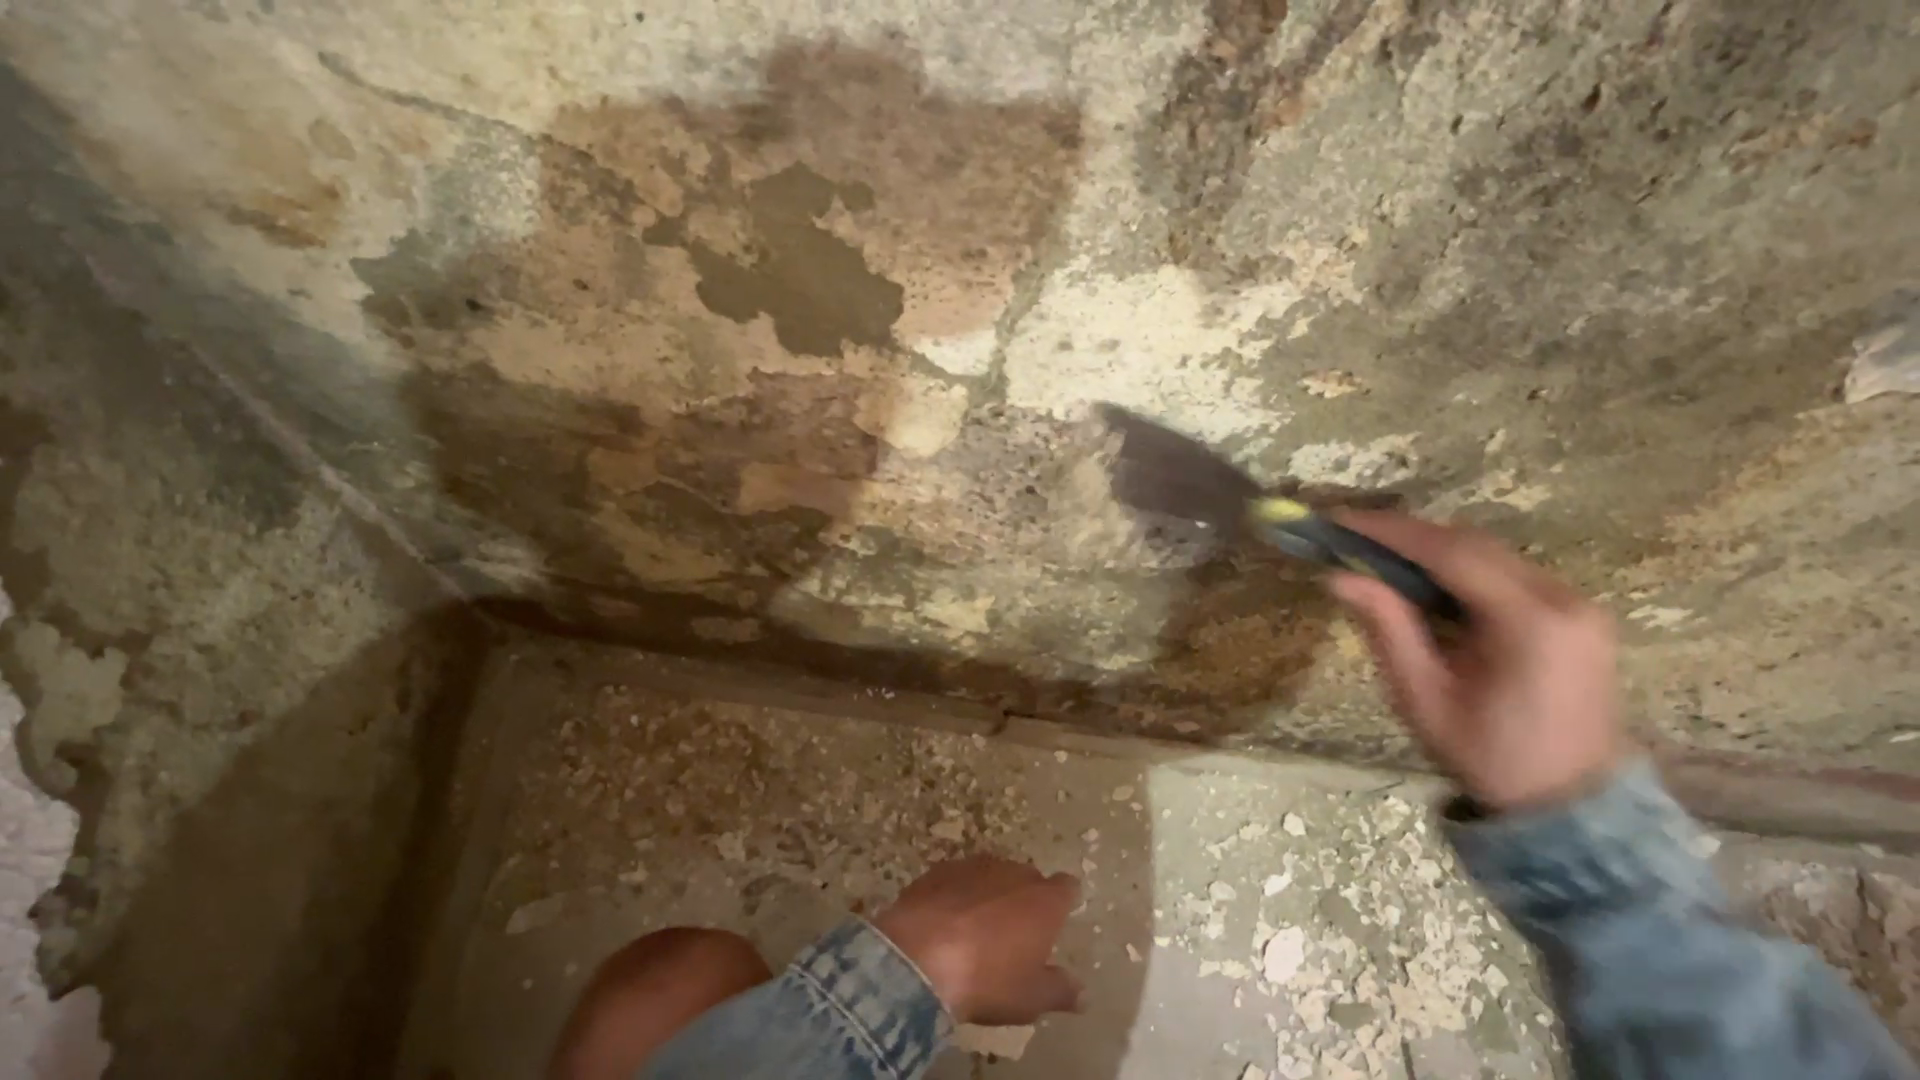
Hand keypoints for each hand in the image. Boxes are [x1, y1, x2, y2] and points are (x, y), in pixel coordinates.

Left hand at [871, 856, 1081, 1025]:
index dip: (1063, 901)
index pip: (1067, 887)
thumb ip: (1060, 991)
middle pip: (1029, 879)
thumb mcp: (1030, 999)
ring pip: (993, 875)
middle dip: (1025, 899)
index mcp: (1044, 901)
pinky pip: (959, 878)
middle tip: (1014, 934)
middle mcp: (1014, 872)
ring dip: (991, 894)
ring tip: (977, 928)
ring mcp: (975, 865)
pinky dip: (959, 894)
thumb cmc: (986, 980)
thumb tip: (1083, 994)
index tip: (1056, 920)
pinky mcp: (940, 869)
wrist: (918, 957)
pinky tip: (946, 921)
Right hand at [1326, 511, 1624, 810]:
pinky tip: (1424, 582)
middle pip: (1471, 543)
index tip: (1337, 520)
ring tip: (1377, 558)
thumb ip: (1385, 627)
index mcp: (1529, 621)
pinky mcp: (1577, 612)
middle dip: (1406, 535)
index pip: (1449, 552)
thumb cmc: (1489, 757)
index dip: (1389, 530)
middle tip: (1349, 537)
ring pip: (1489, 553)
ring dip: (1431, 550)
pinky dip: (1459, 568)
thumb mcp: (1422, 696)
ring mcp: (1578, 602)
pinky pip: (1507, 571)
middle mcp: (1563, 597)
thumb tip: (1338, 576)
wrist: (1573, 806)